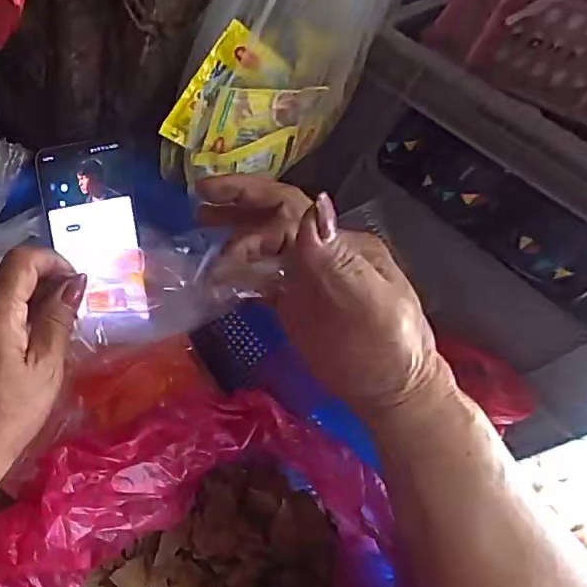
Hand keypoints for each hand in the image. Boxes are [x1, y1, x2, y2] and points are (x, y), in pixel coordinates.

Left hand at [0, 247, 83, 484]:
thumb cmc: (9, 414)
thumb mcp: (46, 367)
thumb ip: (58, 318)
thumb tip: (73, 281)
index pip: (22, 259)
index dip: (53, 260)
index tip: (76, 283)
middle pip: (8, 272)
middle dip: (43, 278)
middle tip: (71, 306)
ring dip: (28, 297)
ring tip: (54, 326)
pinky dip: (12, 314)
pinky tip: (28, 342)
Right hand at [205, 180, 451, 420]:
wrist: (390, 391)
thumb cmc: (385, 349)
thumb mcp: (368, 304)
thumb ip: (336, 259)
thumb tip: (313, 209)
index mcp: (340, 245)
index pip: (290, 209)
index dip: (249, 197)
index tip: (209, 195)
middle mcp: (320, 253)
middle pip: (273, 219)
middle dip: (236, 207)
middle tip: (197, 203)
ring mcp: (304, 278)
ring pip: (262, 246)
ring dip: (230, 238)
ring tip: (197, 233)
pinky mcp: (292, 302)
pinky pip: (258, 277)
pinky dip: (234, 273)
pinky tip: (212, 278)